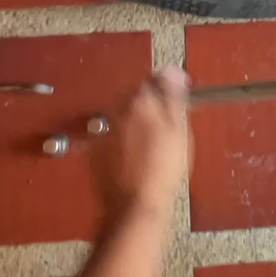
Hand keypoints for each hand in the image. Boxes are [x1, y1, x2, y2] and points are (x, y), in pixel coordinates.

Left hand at [93, 68, 191, 218]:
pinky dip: (124, 138)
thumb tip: (173, 71)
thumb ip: (174, 97)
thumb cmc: (164, 169)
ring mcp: (104, 130)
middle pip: (136, 96)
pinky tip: (136, 155)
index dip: (168, 86)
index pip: (154, 79)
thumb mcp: (179, 131)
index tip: (179, 94)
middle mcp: (116, 110)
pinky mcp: (96, 150)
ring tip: (153, 140)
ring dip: (137, 120)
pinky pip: (113, 134)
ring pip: (124, 116)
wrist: (134, 205)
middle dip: (151, 102)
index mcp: (139, 101)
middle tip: (168, 120)